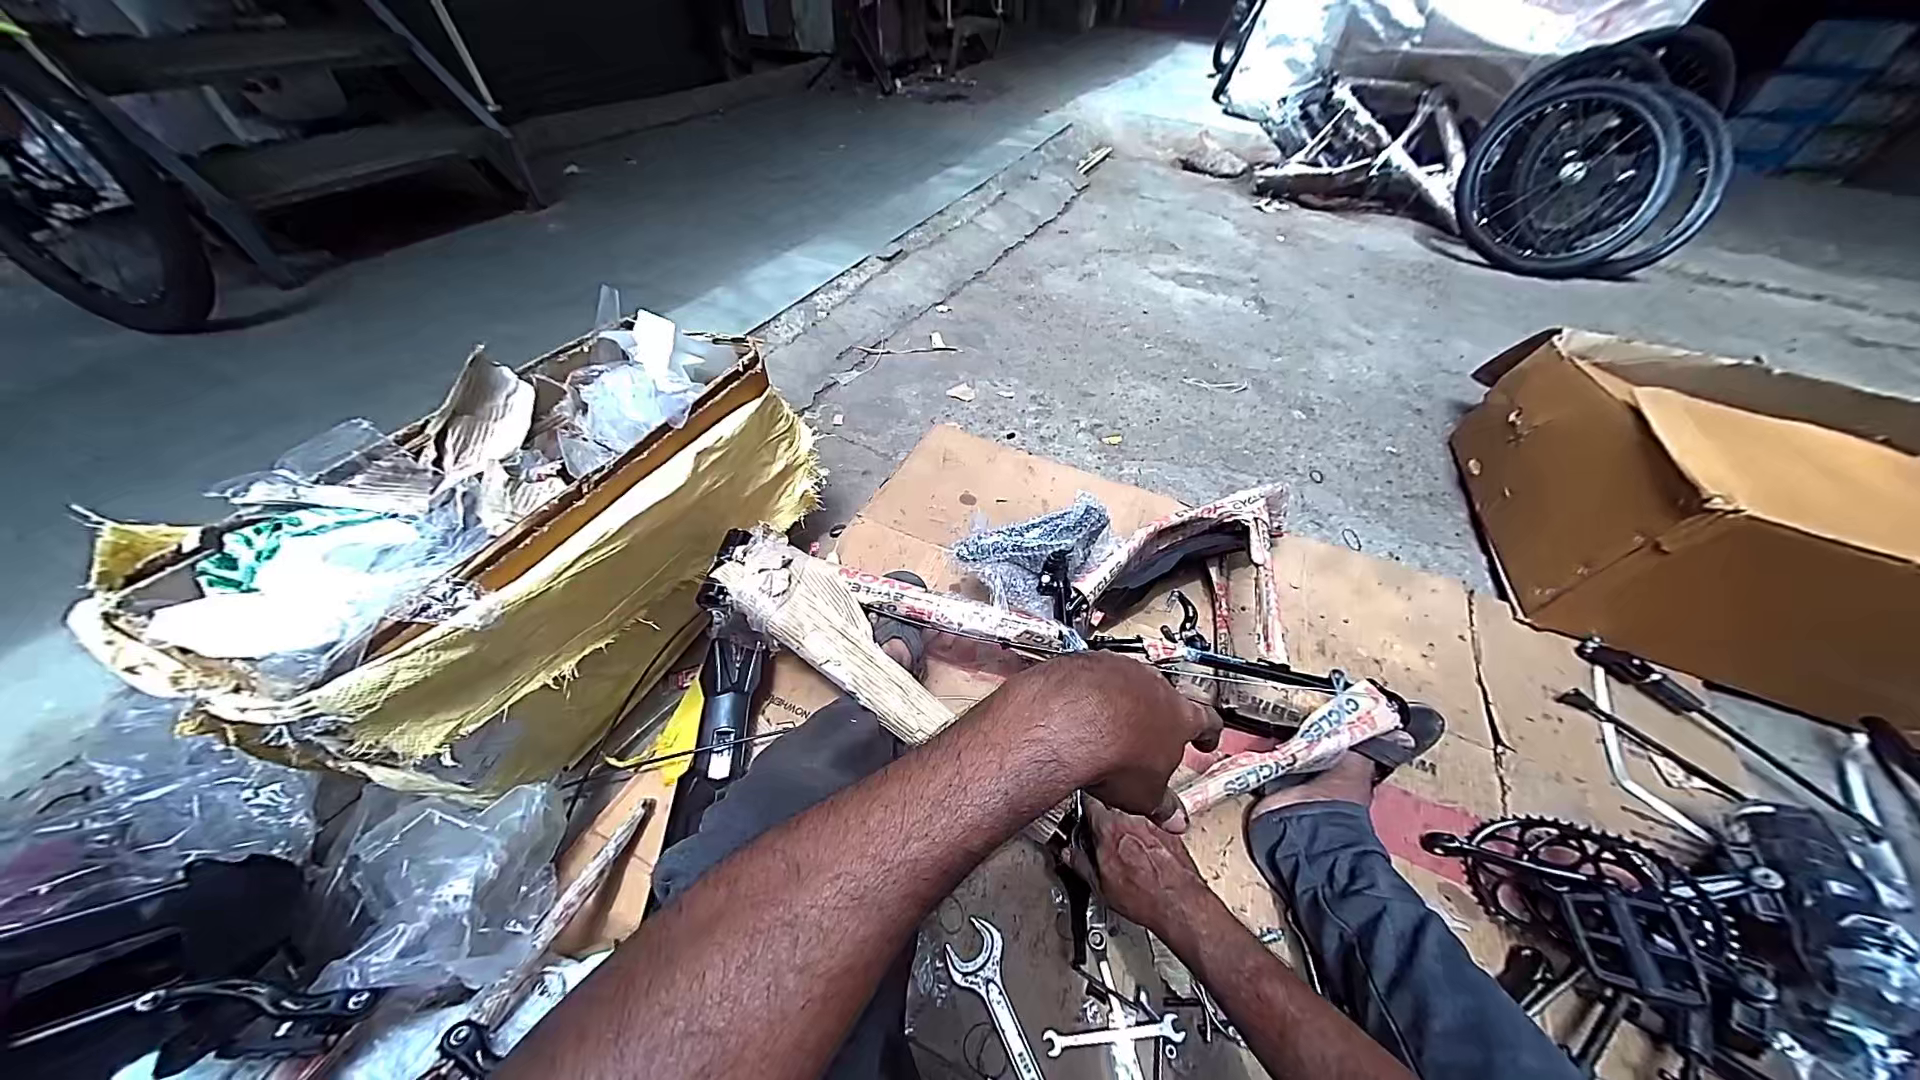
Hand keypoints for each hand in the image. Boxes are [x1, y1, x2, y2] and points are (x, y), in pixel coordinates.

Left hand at [992, 652, 1220, 831]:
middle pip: (1162, 696)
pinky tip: (1076, 711)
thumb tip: (1172, 818)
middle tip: (1144, 736)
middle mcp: (1151, 683)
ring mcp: (1117, 669)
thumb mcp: (1145, 795)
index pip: (1205, 720)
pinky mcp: (1084, 662)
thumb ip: (1162, 804)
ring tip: (1105, 725)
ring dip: (1118, 701)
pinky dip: (1086, 691)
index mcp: (1179, 715)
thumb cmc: (1111, 753)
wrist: (1068, 723)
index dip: (1207, 732)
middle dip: (1154, 716)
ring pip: (1125, 681)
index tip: (1205, 738)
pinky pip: (1090, 675)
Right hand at [1080, 800, 1211, 938]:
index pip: (1088, 801)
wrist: (1181, 906)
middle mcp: (1130, 817)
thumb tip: (1070, 855)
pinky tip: (1147, 853)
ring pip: (1132, 812)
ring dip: (1127, 824)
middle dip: (1105, 815)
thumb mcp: (1100, 886)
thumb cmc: (1145, 898)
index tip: (1081, 815)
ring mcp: (1152, 821)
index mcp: (1107, 826)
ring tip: (1128, 847)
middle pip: (1111, 804)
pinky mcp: (1170, 830)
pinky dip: (1147, 833)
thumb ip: (1081, 863)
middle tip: (1102, 833)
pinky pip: (1152, 824)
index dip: (1082, 807)